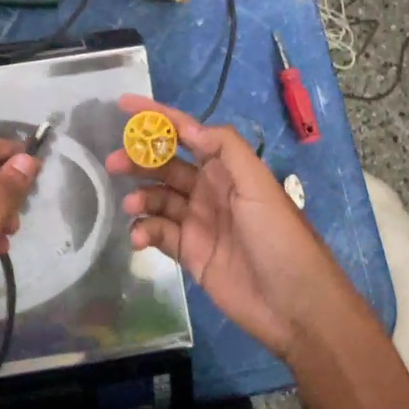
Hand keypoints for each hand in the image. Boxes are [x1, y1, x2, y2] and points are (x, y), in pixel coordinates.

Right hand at [104, 95, 343, 357]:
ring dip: (140, 196)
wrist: (295, 304)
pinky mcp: (190, 253)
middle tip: (113, 161)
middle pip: (165, 165)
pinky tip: (139, 237)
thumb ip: (225, 148)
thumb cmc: (279, 236)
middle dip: (139, 158)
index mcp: (226, 167)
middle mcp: (209, 189)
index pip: (186, 133)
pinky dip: (144, 231)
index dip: (157, 116)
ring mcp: (198, 222)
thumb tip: (187, 128)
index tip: (123, 104)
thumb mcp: (258, 183)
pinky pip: (159, 233)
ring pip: (158, 198)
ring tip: (131, 205)